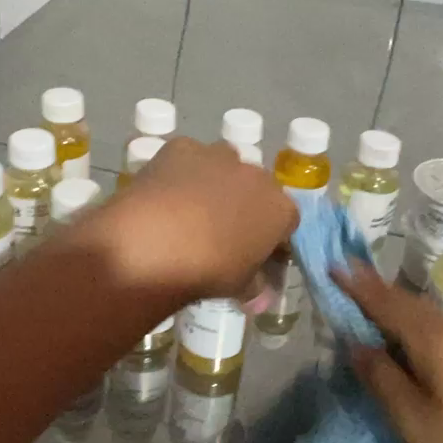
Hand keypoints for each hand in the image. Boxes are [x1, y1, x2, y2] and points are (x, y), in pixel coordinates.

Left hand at [102, 136, 296, 299]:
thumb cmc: (209, 271)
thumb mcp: (240, 288)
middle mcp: (257, 175)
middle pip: (257, 188)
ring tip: (189, 210)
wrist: (156, 242)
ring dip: (215, 182)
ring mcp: (220, 156)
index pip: (286, 221)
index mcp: (281, 209)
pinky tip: (164, 194)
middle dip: (245, 205)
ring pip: (225, 165)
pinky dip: (181, 172)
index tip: (255, 252)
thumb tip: (259, 296)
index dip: (272, 236)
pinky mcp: (183, 147)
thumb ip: (255, 286)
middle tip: (221, 231)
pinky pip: (188, 158)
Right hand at [338, 266, 442, 442]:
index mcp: (435, 341)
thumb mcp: (412, 421)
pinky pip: (439, 334)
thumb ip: (381, 378)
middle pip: (408, 303)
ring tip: (366, 308)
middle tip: (343, 279)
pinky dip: (412, 329)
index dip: (357, 285)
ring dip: (394, 309)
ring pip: (425, 318)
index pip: (386, 302)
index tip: (331, 265)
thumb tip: (357, 345)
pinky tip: (405, 344)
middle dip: (374, 290)